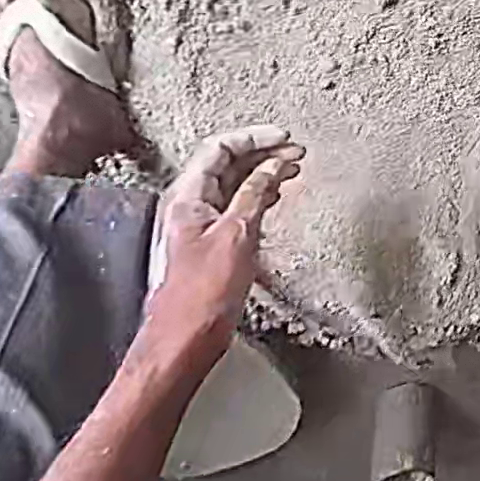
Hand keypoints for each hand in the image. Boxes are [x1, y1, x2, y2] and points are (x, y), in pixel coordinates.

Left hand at [144, 125, 303, 351]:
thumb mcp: (237, 234)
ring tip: (294, 168)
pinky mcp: (211, 241)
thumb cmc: (202, 295)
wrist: (183, 342)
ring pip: (234, 182)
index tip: (284, 138)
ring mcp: (199, 223)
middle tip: (296, 152)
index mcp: (187, 197)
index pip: (220, 148)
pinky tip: (277, 194)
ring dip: (264, 171)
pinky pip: (237, 203)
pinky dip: (260, 193)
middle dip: (263, 152)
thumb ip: (255, 192)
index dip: (254, 137)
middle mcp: (189, 205)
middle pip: (227, 162)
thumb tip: (273, 164)